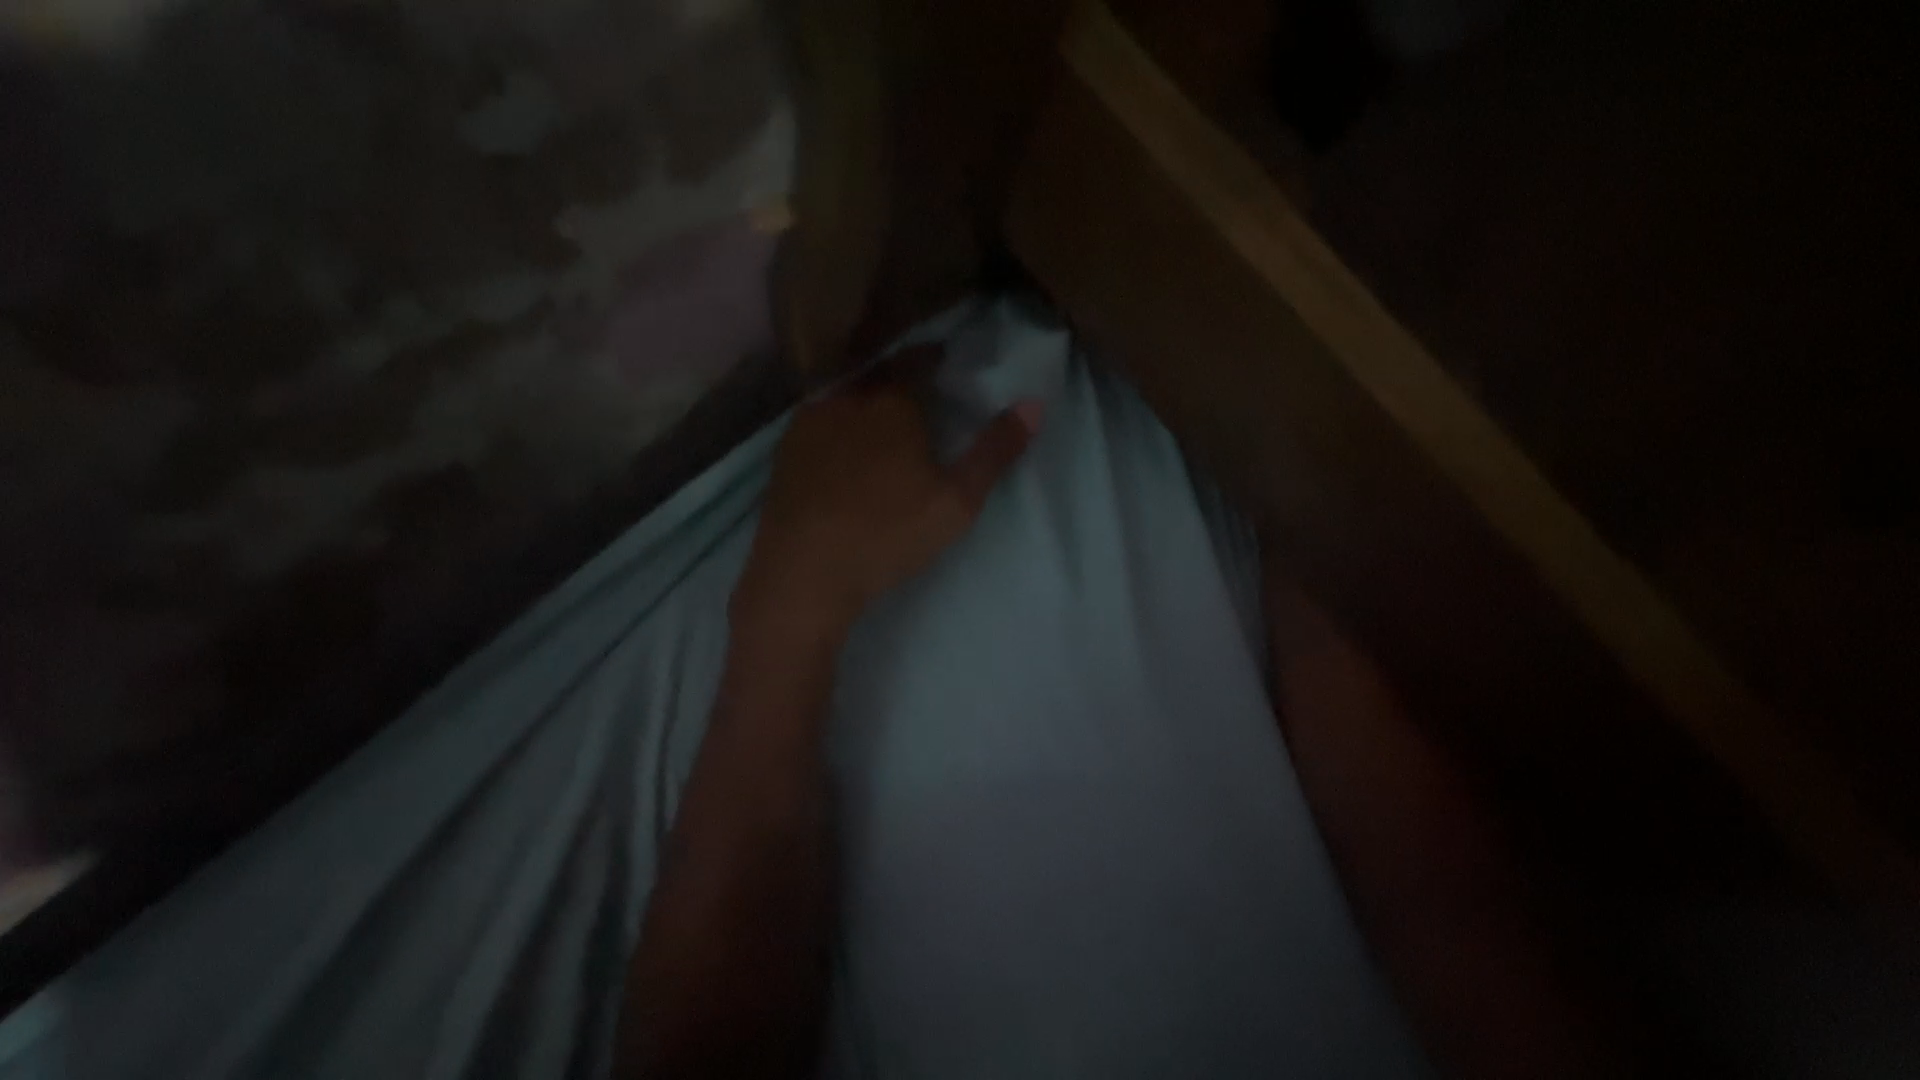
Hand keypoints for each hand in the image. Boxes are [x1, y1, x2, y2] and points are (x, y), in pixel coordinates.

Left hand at [732, 347, 1041, 642]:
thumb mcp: (957, 500)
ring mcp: (809, 423)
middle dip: (898, 375)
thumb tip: (1034, 404)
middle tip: (915, 386)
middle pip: (877, 375)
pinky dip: (836, 422)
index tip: (944, 357)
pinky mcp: (785, 451)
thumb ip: (994, 451)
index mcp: (891, 403)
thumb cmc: (888, 534)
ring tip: (880, 414)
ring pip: (844, 396)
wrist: (803, 573)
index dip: (932, 358)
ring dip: (864, 397)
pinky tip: (840, 443)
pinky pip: (819, 421)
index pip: (916, 362)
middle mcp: (847, 399)